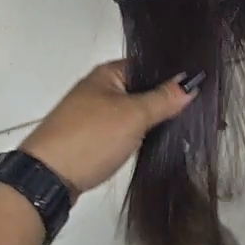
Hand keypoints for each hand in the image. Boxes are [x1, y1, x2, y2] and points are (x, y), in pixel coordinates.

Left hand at [19, 62, 198, 197]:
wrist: (46, 179)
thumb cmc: (91, 138)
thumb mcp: (133, 116)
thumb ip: (163, 99)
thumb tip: (191, 81)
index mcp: (107, 73)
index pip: (147, 65)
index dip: (171, 75)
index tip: (197, 87)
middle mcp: (97, 88)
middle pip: (138, 88)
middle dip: (162, 99)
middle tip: (192, 110)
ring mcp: (89, 114)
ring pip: (128, 112)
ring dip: (148, 120)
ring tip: (177, 127)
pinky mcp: (86, 138)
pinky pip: (118, 130)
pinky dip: (133, 135)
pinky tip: (149, 144)